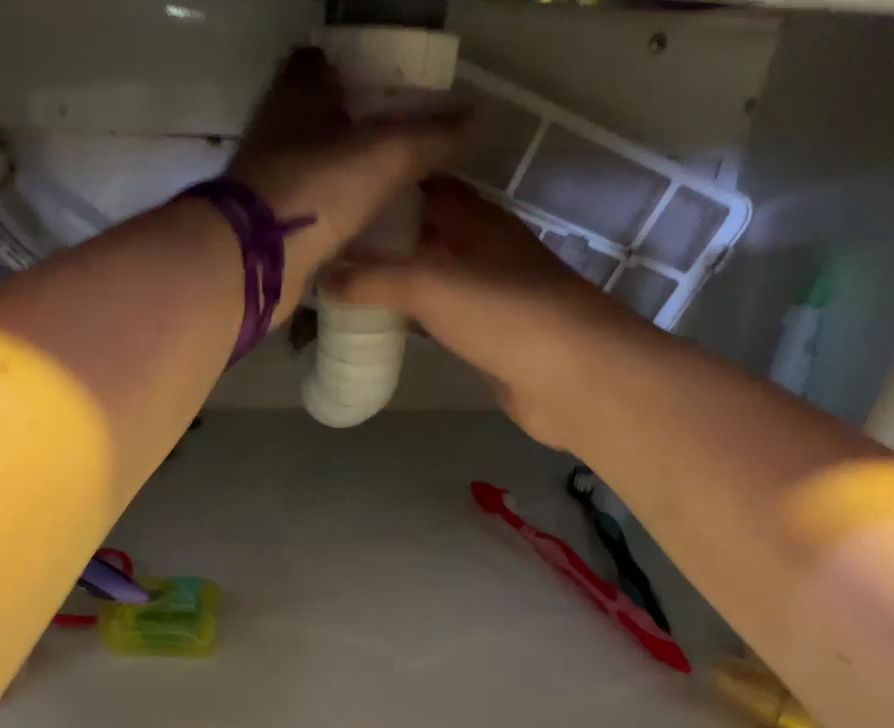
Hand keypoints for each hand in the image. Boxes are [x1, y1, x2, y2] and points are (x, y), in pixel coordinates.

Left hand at [226, 48, 466, 319]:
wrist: (254, 261)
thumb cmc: (317, 189)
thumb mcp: (386, 153)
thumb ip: (430, 136)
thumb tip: (473, 116)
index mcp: (297, 94)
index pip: (324, 62)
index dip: (360, 68)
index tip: (395, 85)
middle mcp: (276, 131)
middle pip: (320, 116)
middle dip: (358, 124)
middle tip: (404, 139)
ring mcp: (269, 180)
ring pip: (315, 165)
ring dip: (346, 172)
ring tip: (394, 183)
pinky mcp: (269, 225)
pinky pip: (311, 209)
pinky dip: (335, 213)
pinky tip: (367, 227)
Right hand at [325, 176, 647, 448]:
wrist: (572, 377)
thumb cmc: (503, 312)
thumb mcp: (429, 282)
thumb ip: (373, 277)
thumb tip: (321, 278)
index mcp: (476, 218)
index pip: (424, 185)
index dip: (383, 183)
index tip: (337, 190)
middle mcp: (482, 248)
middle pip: (424, 232)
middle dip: (380, 235)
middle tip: (324, 243)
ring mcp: (487, 295)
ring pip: (429, 276)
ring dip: (391, 280)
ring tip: (336, 282)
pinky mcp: (486, 337)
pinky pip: (437, 318)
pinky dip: (408, 318)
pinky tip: (375, 326)